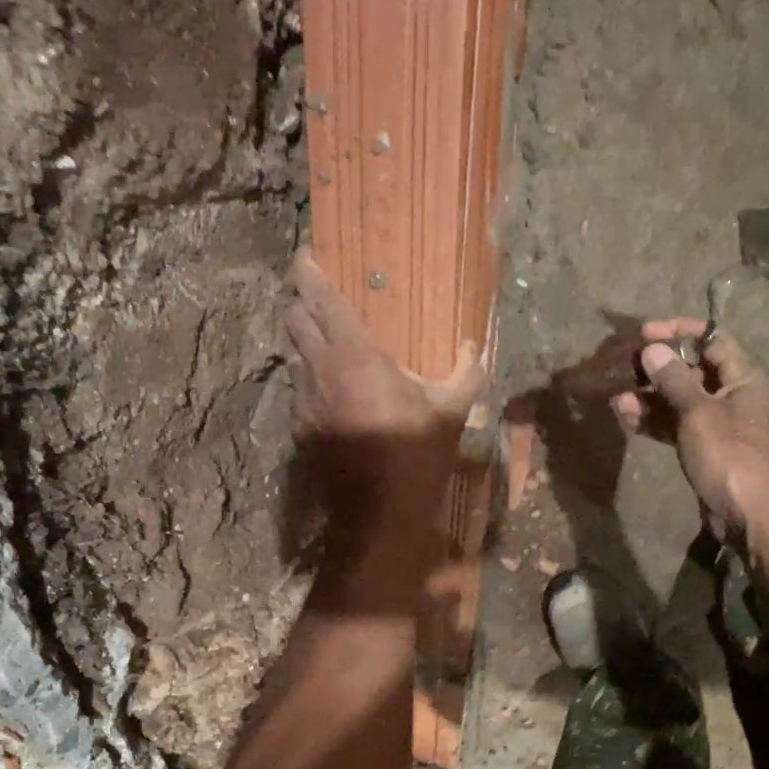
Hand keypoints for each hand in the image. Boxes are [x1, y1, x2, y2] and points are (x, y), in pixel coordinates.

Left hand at [284, 249, 484, 519]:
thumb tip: (475, 346)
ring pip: (294, 355)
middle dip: (301, 303)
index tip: (306, 254)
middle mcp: (321, 370)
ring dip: (306, 343)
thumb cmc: (417, 454)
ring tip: (330, 347)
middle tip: (320, 299)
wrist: (378, 513)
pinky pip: (301, 389)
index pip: (320, 299)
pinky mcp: (300, 426)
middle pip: (294, 319)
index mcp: (356, 356)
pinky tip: (335, 394)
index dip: (308, 272)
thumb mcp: (451, 411)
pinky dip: (313, 380)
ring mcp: (305, 400)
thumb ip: (466, 373)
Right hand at [611, 319, 768, 537]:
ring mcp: (716, 425)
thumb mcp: (699, 412)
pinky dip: (653, 421)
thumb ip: (674, 379)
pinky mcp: (703, 449)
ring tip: (617, 399)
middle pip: (692, 370)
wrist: (749, 516)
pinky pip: (675, 426)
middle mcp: (731, 396)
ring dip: (649, 397)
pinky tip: (626, 418)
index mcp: (742, 379)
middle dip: (657, 368)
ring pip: (679, 400)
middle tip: (625, 366)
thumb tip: (652, 350)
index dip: (680, 331)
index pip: (713, 340)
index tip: (646, 332)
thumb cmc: (729, 455)